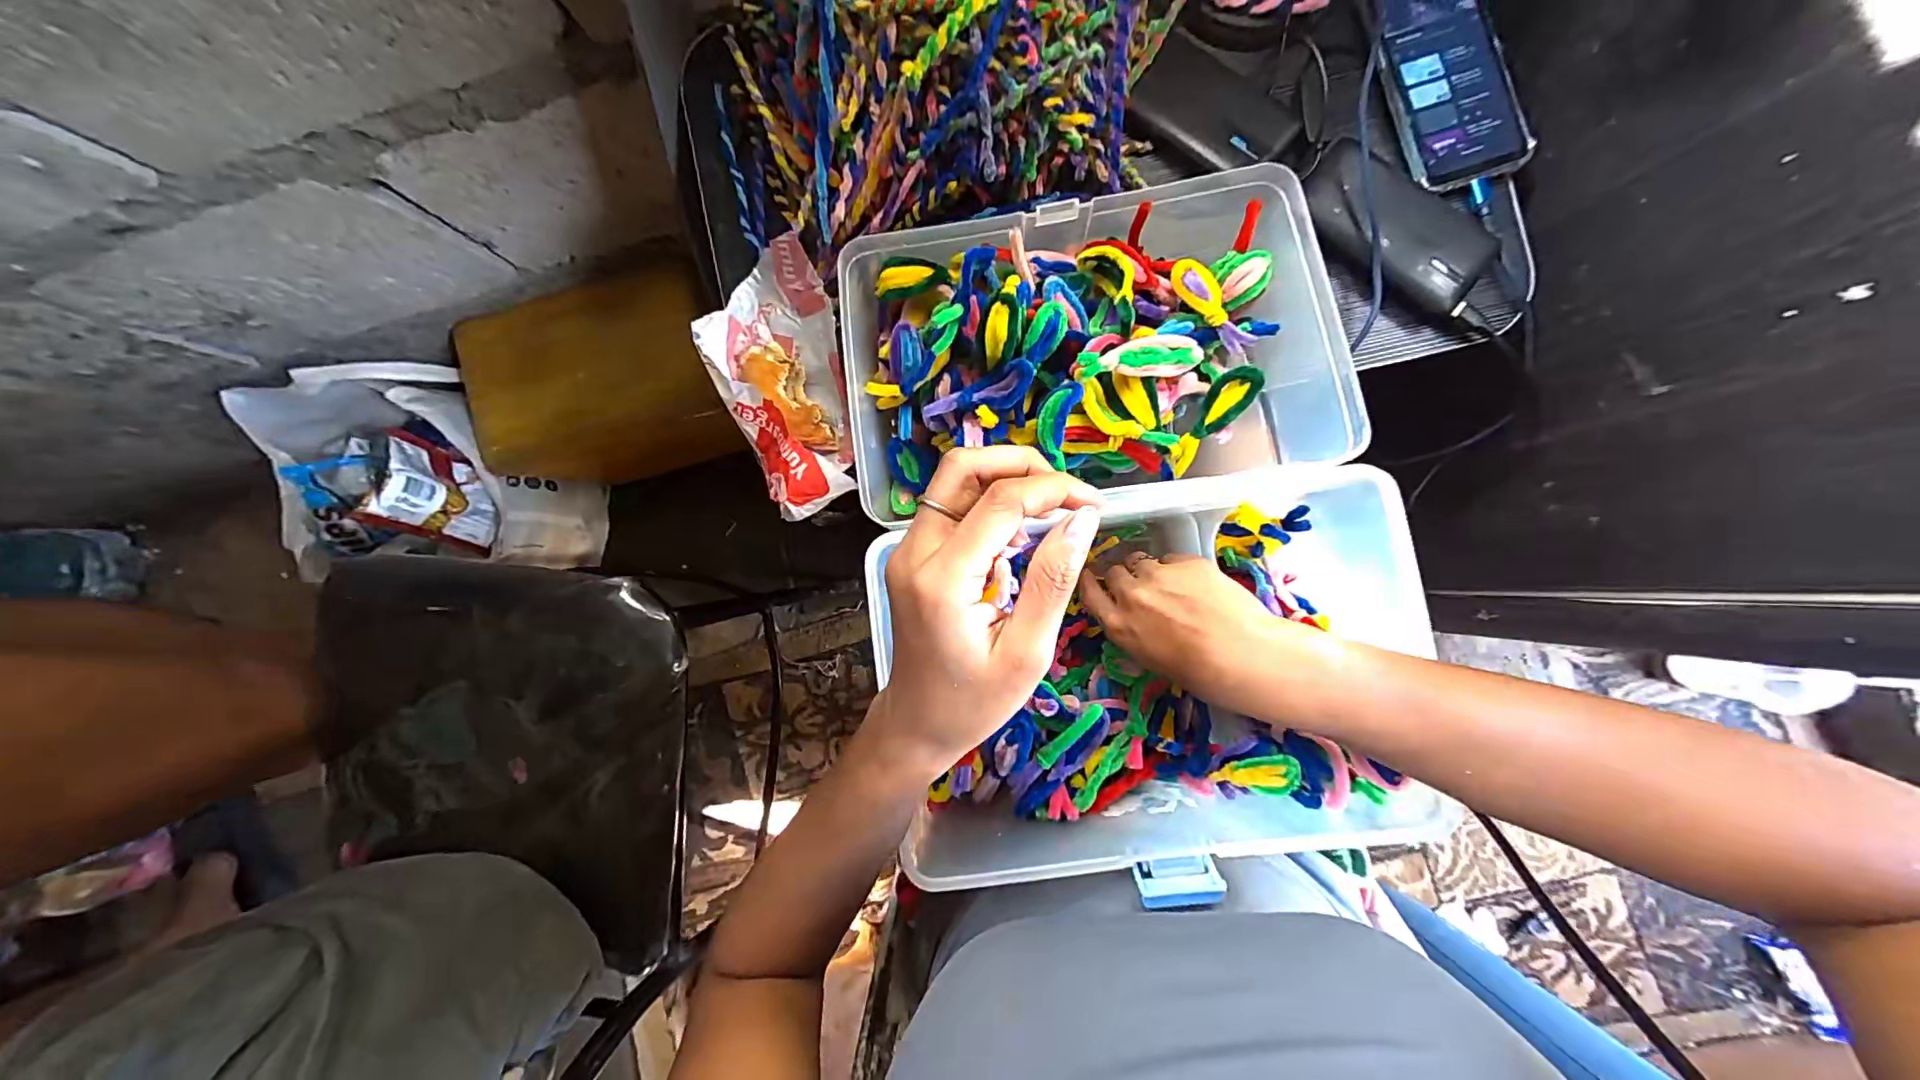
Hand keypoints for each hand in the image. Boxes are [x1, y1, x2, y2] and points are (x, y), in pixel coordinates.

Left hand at [871, 447, 1102, 781]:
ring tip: (1049, 517)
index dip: (1052, 489)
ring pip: (954, 482)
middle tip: (1066, 493)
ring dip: (1005, 483)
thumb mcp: (1027, 652)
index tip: (1093, 504)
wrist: (917, 724)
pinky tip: (1018, 540)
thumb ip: (1052, 580)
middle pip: (962, 468)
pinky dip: (989, 506)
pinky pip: (952, 509)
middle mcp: (915, 552)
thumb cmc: (974, 702)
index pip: (999, 501)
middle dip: (1020, 465)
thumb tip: (1082, 519)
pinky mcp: (913, 556)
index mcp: (942, 579)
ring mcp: (908, 551)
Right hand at [1080, 552, 1330, 719]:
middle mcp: (1131, 595)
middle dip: (1124, 577)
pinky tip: (1196, 585)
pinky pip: (1172, 559)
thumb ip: (1132, 629)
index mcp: (1118, 625)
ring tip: (1171, 585)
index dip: (1091, 582)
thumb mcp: (1149, 657)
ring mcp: (1159, 573)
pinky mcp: (1187, 560)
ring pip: (1142, 560)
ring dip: (1149, 570)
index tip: (1093, 577)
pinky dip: (1178, 568)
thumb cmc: (1199, 672)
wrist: (1242, 654)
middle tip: (1142, 587)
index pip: (1089, 592)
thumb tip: (1134, 617)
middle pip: (1115, 571)